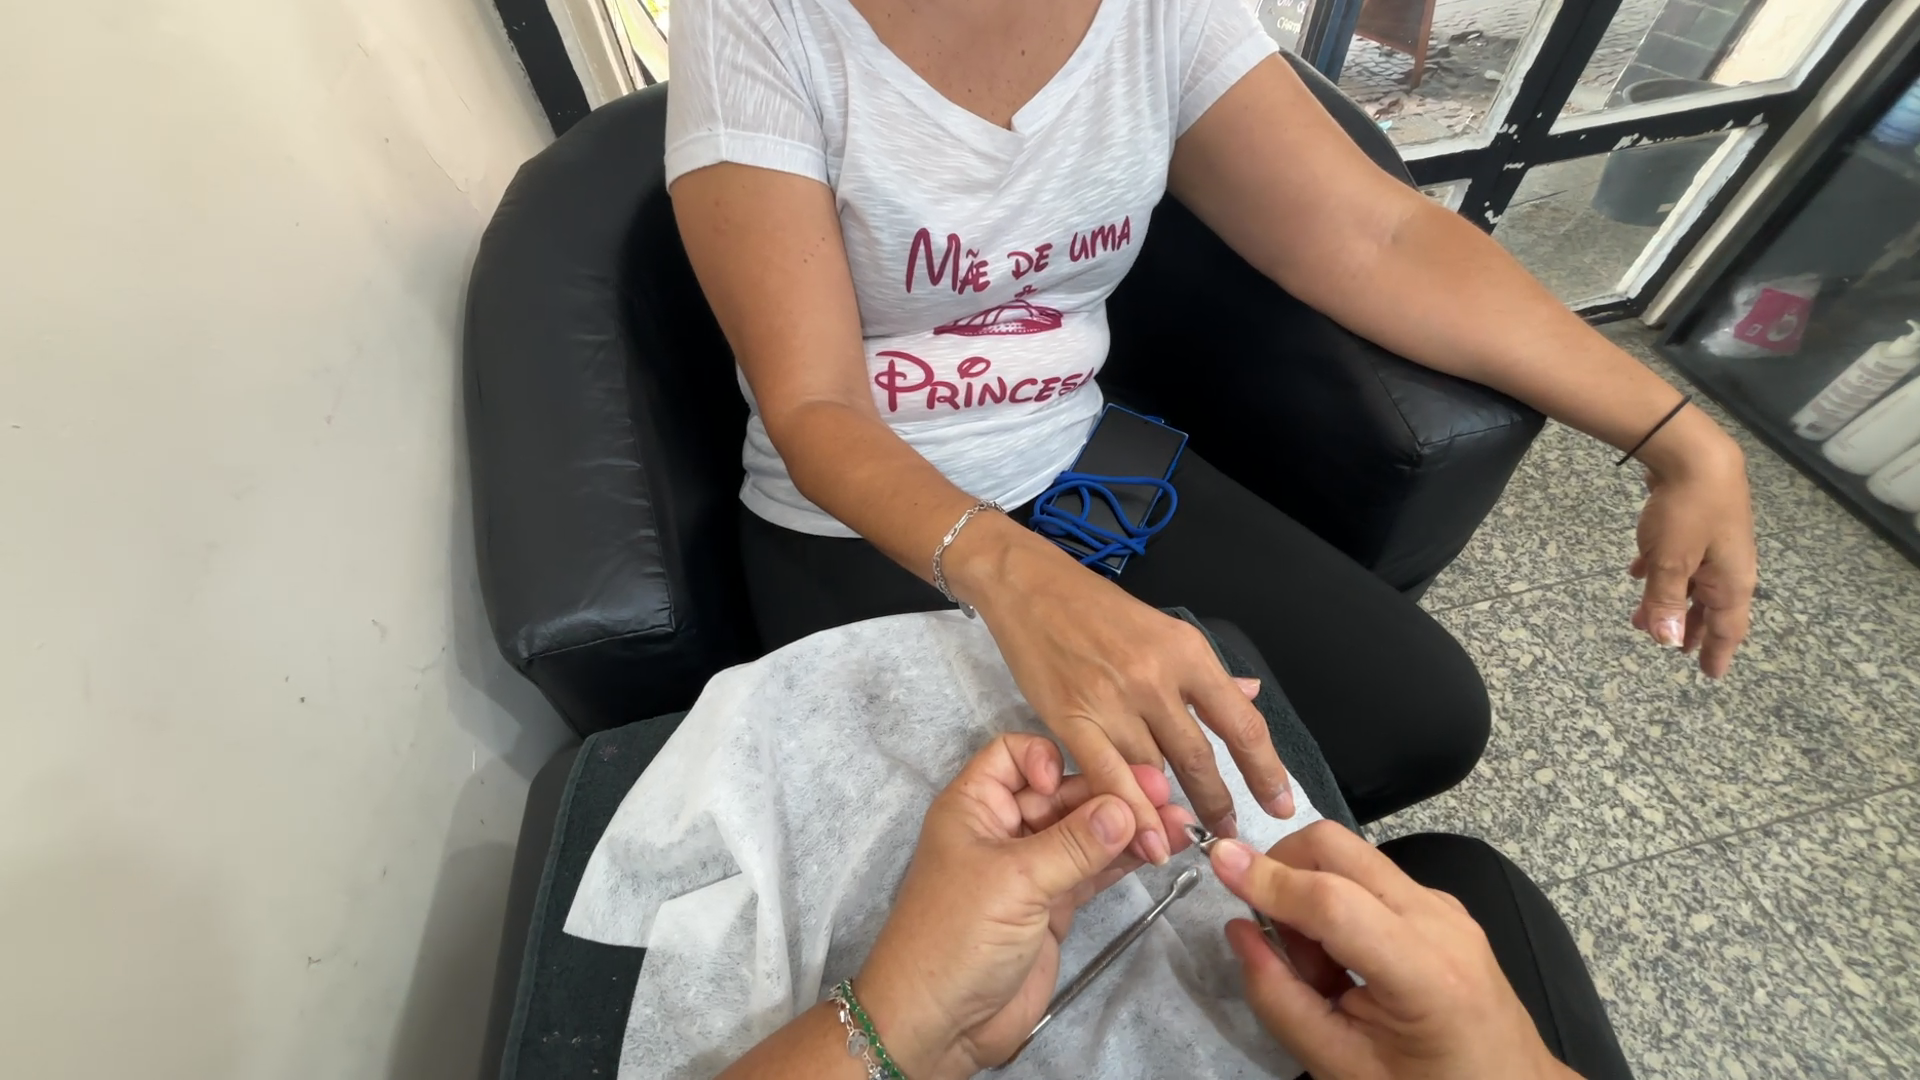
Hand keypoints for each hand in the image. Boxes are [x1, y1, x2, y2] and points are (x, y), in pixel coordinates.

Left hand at [854, 734, 1196, 1079]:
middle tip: (1160, 793)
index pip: (1014, 755)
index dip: (1046, 758)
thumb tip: (1124, 809)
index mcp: (976, 804)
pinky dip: (1121, 860)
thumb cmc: (957, 934)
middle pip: (1060, 793)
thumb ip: (1074, 844)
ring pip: (1083, 832)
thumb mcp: (1015, 880)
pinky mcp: (1052, 902)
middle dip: (1107, 793)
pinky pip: (1091, 869)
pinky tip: (1155, 850)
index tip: (1074, 778)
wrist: (939, 1023)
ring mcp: (1030, 865)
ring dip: (1125, 826)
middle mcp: (1004, 826)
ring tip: (1174, 822)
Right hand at [950, 517, 1291, 861]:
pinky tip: (1148, 842)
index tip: (1280, 805)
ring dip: (1173, 810)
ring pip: (1155, 772)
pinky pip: (1110, 776)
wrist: (1031, 587)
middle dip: (1218, 804)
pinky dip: (1132, 814)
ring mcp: (1112, 701)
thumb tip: (1250, 694)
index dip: (1266, 772)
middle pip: (1200, 758)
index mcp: (1186, 652)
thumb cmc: (1094, 605)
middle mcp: (1156, 679)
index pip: (1242, 723)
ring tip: (1184, 836)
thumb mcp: (1161, 627)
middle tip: (1228, 832)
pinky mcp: (1071, 717)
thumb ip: (1204, 670)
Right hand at [1208, 822, 1571, 1079]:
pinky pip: (1364, 872)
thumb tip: (1238, 928)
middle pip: (1335, 846)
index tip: (1214, 860)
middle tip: (1271, 930)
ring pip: (1345, 853)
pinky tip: (1342, 954)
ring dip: (1305, 885)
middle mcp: (1439, 920)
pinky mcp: (1437, 902)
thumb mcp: (1343, 1070)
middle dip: (1280, 865)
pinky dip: (1331, 894)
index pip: (1333, 902)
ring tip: (1315, 961)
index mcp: (1428, 975)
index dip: (1268, 878)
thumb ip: (1279, 999)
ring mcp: (1442, 905)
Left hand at [1629, 433, 1757, 678]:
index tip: (1709, 675)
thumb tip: (1667, 642)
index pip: (1727, 628)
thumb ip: (1666, 601)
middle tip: (1669, 649)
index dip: (1716, 652)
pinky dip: (1657, 572)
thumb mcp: (1671, 563)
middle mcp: (1728, 568)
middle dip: (1686, 629)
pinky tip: (1635, 574)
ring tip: (1641, 618)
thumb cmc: (1685, 514)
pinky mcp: (1692, 529)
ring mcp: (1711, 547)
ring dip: (1666, 602)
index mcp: (1731, 582)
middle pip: (1707, 608)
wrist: (1695, 460)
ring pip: (1688, 585)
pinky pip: (1674, 560)